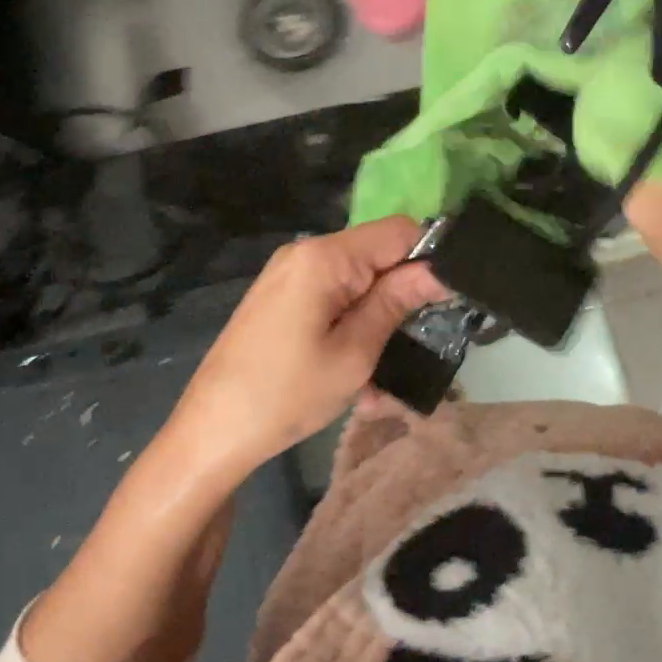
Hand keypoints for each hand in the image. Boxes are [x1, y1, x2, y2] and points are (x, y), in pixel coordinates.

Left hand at [163, 217, 449, 471]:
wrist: (212, 431)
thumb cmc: (287, 394)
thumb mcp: (355, 353)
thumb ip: (397, 303)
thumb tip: (438, 271)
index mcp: (324, 256)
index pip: (398, 231)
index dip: (430, 259)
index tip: (449, 301)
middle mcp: (305, 254)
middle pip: (376, 258)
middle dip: (402, 301)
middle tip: (419, 352)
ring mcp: (289, 277)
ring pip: (357, 287)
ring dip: (377, 328)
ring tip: (382, 385)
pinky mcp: (281, 301)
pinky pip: (332, 304)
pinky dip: (350, 333)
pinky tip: (355, 383)